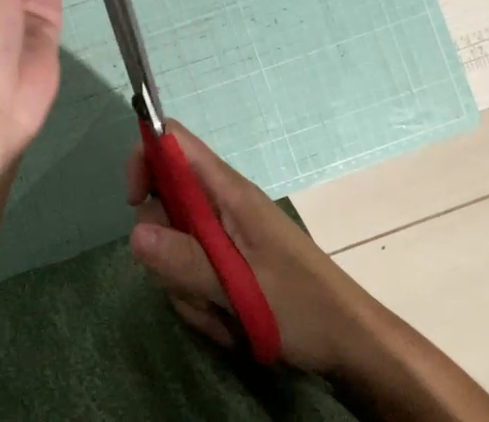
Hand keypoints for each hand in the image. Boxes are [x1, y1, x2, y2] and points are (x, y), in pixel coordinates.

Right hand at [127, 121, 377, 375]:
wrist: (355, 346)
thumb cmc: (305, 308)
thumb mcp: (242, 289)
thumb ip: (185, 261)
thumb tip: (134, 233)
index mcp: (228, 192)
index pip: (172, 141)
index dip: (144, 158)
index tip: (135, 202)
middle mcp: (222, 204)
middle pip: (163, 200)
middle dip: (163, 245)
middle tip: (189, 282)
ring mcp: (225, 234)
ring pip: (173, 242)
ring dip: (183, 283)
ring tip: (219, 314)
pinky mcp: (230, 261)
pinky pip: (192, 269)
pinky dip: (199, 298)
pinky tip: (226, 323)